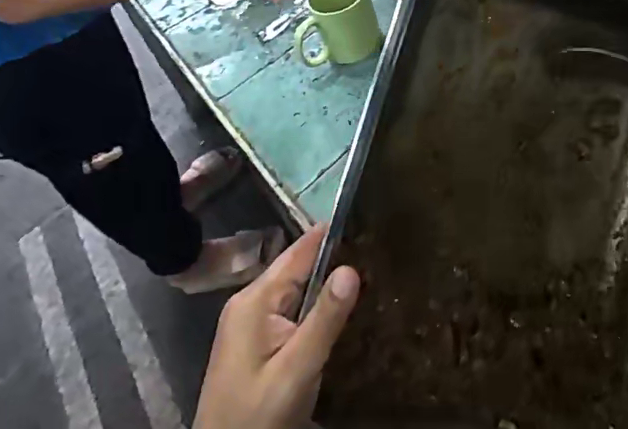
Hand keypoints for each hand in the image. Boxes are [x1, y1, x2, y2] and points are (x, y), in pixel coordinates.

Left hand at [195, 224, 359, 428]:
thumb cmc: (257, 417)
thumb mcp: (296, 370)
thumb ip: (324, 319)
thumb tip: (352, 267)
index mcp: (255, 300)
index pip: (300, 251)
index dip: (333, 234)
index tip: (370, 218)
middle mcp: (249, 302)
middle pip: (299, 268)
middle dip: (335, 259)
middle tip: (378, 248)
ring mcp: (250, 323)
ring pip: (298, 289)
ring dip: (327, 284)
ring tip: (370, 270)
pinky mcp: (256, 342)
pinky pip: (292, 309)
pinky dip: (316, 306)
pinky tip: (340, 310)